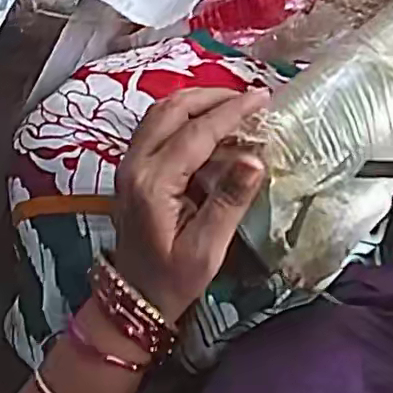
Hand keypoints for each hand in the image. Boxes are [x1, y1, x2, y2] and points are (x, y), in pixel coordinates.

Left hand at [109, 86, 269, 319]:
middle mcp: (136, 164)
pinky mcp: (133, 166)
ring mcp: (130, 162)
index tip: (263, 98)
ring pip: (162, 111)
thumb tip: (256, 159)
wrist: (134, 297)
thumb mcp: (207, 248)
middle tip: (251, 99)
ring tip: (235, 104)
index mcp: (154, 183)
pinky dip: (186, 113)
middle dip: (215, 95)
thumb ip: (229, 201)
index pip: (197, 131)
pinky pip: (158, 124)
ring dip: (199, 100)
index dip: (232, 110)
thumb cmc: (173, 278)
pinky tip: (210, 122)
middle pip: (173, 108)